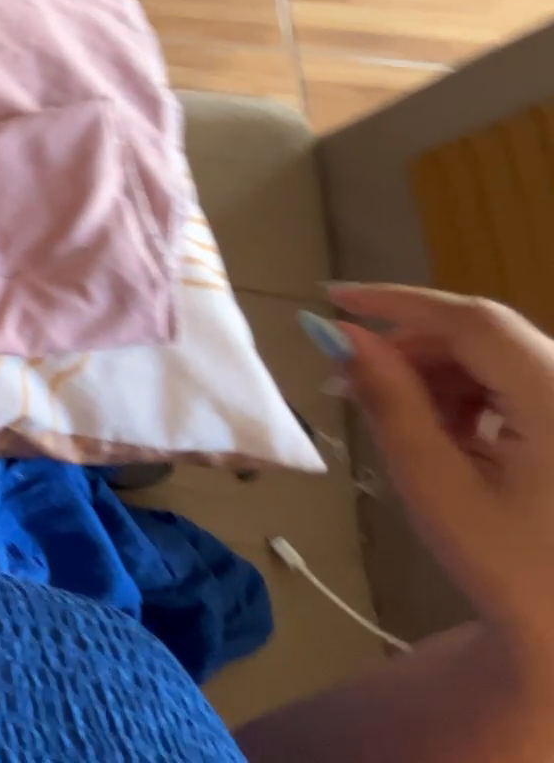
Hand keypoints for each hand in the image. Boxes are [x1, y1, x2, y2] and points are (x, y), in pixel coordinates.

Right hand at [330, 284, 553, 662]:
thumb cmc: (507, 562)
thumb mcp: (433, 479)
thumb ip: (388, 398)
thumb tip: (341, 334)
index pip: (475, 321)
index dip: (399, 300)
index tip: (330, 299)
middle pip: (490, 337)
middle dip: (412, 347)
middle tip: (350, 381)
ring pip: (506, 358)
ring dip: (440, 372)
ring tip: (399, 415)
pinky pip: (529, 383)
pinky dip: (476, 393)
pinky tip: (450, 431)